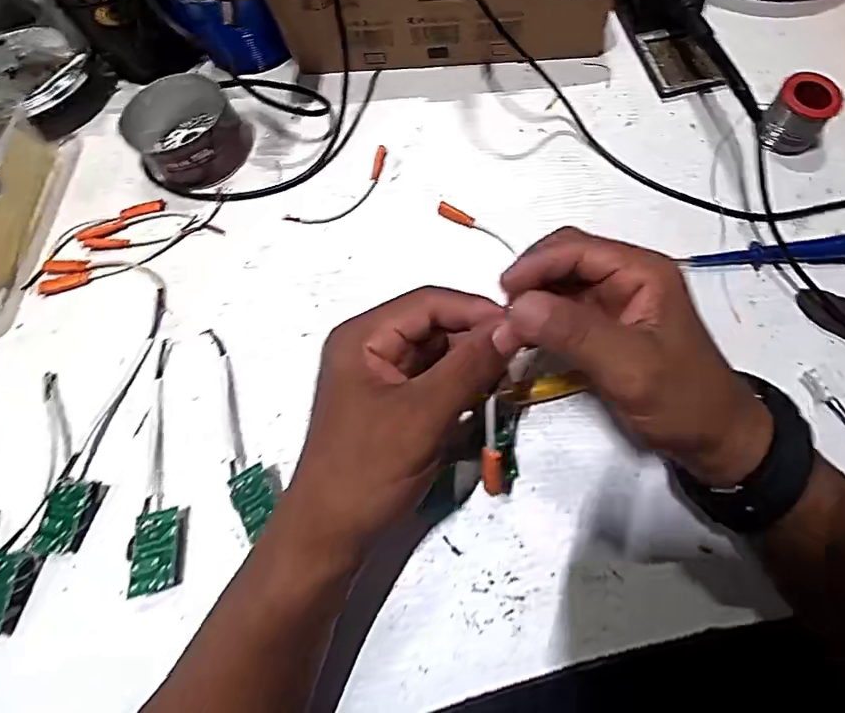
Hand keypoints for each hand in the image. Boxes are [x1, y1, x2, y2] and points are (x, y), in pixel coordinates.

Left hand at [281, 288, 507, 554]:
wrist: (327, 541)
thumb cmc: (363, 473)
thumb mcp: (422, 415)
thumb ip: (470, 366)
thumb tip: (513, 326)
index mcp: (363, 337)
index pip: (429, 302)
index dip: (475, 310)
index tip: (517, 326)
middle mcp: (372, 347)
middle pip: (436, 325)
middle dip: (477, 339)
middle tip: (517, 356)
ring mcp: (383, 375)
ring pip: (441, 352)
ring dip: (473, 363)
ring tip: (505, 378)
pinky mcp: (396, 401)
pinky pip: (437, 378)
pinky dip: (463, 385)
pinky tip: (485, 397)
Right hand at [493, 227, 770, 486]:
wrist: (715, 440)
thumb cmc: (686, 401)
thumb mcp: (631, 367)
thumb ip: (575, 333)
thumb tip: (519, 305)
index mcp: (643, 272)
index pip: (577, 248)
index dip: (537, 263)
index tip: (505, 291)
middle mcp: (627, 277)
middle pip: (566, 260)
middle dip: (531, 280)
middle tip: (503, 312)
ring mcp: (616, 301)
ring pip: (561, 285)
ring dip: (532, 302)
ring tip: (507, 329)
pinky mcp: (605, 326)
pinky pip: (564, 311)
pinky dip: (541, 321)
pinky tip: (524, 337)